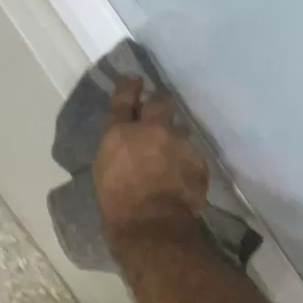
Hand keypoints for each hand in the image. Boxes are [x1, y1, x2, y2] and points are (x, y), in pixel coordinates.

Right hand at [93, 75, 210, 236]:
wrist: (151, 224)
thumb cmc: (116, 204)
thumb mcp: (104, 173)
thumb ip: (117, 151)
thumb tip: (126, 146)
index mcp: (119, 134)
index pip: (122, 100)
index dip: (128, 88)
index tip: (133, 79)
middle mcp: (151, 130)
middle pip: (160, 102)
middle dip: (159, 103)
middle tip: (158, 109)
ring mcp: (178, 142)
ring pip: (180, 129)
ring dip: (174, 137)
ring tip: (170, 154)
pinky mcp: (197, 159)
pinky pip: (191, 155)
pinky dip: (185, 163)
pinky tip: (180, 178)